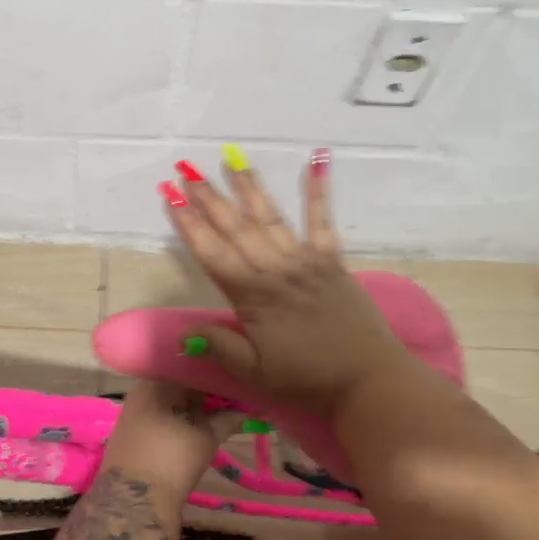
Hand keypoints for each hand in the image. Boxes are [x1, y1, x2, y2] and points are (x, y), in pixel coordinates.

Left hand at [102, 381, 240, 496]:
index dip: (220, 376)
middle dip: (208, 392)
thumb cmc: (173, 461)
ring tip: (223, 412)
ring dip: (195, 405)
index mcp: (158, 381)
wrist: (134, 501)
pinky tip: (199, 425)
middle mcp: (142, 388)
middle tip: (236, 399)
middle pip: (182, 383)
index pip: (195, 368)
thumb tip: (250, 408)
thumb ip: (228, 418)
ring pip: (171, 399)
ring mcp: (134, 408)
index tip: (240, 383)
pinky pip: (161, 413)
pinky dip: (180, 417)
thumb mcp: (207, 437)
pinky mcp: (131, 429)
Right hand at [165, 148, 412, 416]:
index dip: (190, 224)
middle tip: (188, 169)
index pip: (213, 253)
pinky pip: (323, 222)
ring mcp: (306, 262)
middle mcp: (277, 270)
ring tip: (232, 159)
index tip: (171, 196)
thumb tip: (184, 332)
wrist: (368, 379)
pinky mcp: (333, 262)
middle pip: (237, 229)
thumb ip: (220, 347)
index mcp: (254, 297)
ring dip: (249, 188)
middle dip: (210, 199)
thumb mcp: (254, 373)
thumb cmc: (306, 380)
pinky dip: (319, 192)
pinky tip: (316, 162)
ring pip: (271, 218)